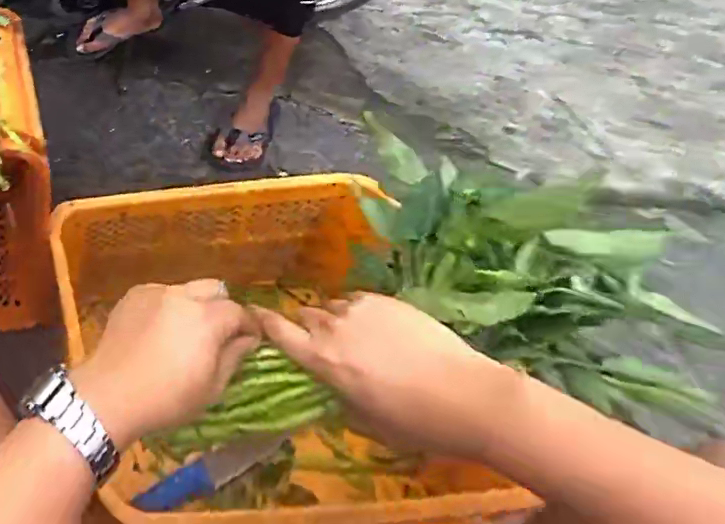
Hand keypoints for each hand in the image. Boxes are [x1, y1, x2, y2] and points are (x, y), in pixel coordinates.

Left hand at [69, 280, 259, 444]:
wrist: (112, 391)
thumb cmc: (168, 398)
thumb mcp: (212, 387)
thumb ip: (233, 356)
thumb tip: (247, 338)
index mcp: (204, 318)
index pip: (237, 310)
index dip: (249, 325)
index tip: (251, 341)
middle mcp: (180, 295)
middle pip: (213, 287)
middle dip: (223, 307)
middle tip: (221, 333)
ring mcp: (154, 291)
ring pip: (185, 289)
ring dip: (194, 305)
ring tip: (187, 333)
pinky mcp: (133, 294)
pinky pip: (160, 293)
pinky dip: (169, 306)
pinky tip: (160, 331)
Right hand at [253, 294, 522, 459]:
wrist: (472, 397)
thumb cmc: (420, 423)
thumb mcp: (370, 425)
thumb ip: (337, 401)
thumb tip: (324, 390)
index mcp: (323, 359)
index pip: (275, 329)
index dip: (260, 320)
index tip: (252, 315)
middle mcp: (331, 327)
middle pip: (303, 316)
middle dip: (308, 328)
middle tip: (328, 346)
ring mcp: (356, 308)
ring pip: (331, 307)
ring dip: (336, 320)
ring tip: (360, 339)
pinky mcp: (381, 298)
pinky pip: (356, 301)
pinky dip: (360, 313)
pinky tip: (383, 332)